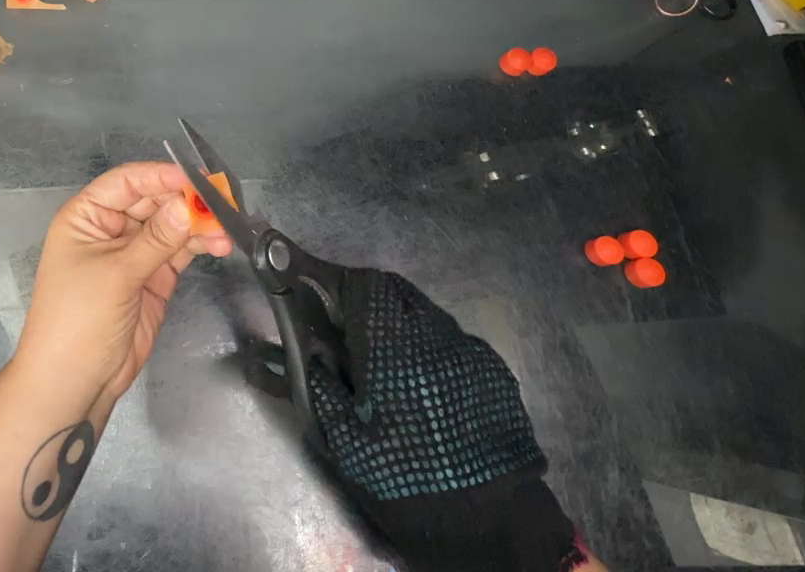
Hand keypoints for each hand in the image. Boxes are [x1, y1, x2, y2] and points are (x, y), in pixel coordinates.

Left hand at [12, 162, 232, 413]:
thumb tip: (189, 206)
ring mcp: (132, 254)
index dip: (160, 176)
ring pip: (170, 226)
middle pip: (152, 201)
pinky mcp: (152, 278)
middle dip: (185, 200)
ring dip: (197, 224)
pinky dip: (199, 245)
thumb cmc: (78, 320)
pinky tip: (219, 242)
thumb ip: (156, 240)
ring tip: (227, 226)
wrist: (74, 383)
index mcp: (86, 216)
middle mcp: (109, 229)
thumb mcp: (116, 275)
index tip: (196, 177)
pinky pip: (178, 251)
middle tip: (222, 200)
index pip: (126, 182)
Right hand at [304, 267, 586, 570]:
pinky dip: (428, 344)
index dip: (336, 281)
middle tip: (348, 325)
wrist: (487, 523)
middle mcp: (431, 335)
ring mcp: (468, 349)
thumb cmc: (404, 479)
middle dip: (366, 296)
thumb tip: (311, 346)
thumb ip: (321, 382)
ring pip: (424, 310)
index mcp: (389, 347)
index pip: (361, 282)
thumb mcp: (344, 440)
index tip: (320, 295)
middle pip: (394, 288)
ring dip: (398, 318)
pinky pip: (451, 338)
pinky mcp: (493, 369)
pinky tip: (423, 381)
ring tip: (386, 356)